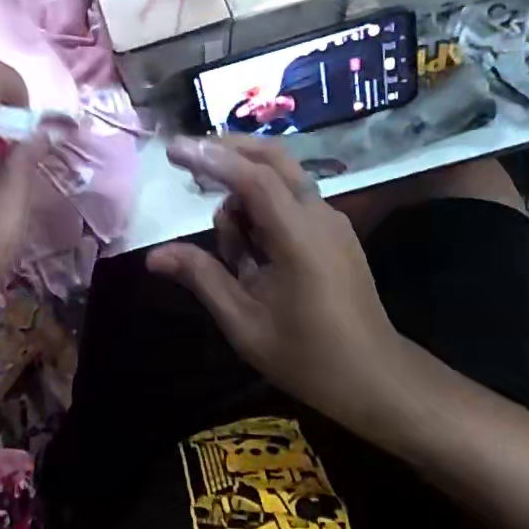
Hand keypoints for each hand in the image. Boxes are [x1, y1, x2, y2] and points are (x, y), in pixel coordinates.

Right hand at [149, 136, 414, 425]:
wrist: (375, 377)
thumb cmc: (307, 356)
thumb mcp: (244, 323)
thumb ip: (201, 277)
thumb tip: (154, 255)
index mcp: (299, 237)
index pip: (253, 178)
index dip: (211, 158)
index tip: (172, 150)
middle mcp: (320, 216)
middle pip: (273, 158)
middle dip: (228, 150)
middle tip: (188, 163)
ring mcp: (332, 220)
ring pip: (281, 178)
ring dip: (245, 192)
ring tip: (233, 253)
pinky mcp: (334, 230)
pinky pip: (292, 199)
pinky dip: (263, 206)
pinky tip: (252, 249)